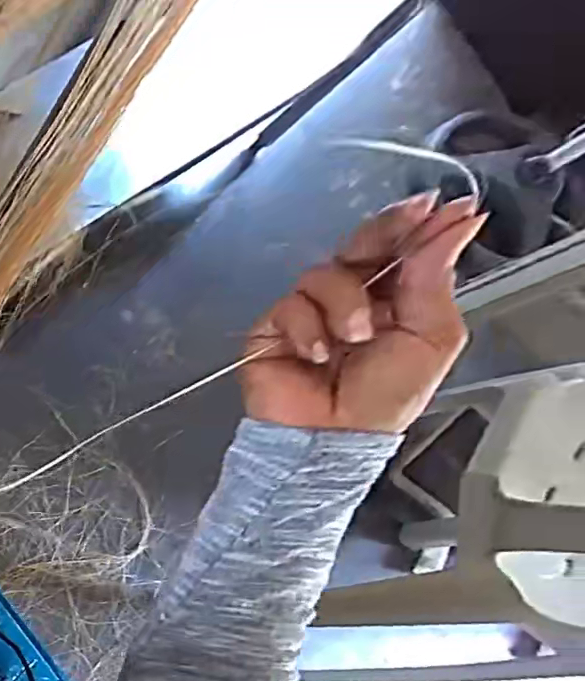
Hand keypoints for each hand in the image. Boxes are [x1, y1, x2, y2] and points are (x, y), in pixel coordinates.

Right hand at [240, 192, 488, 433]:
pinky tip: (315, 354)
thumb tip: (453, 227)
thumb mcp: (432, 333)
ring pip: (321, 277)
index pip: (400, 251)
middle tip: (407, 220)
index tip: (441, 206)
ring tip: (352, 339)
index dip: (416, 225)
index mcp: (393, 298)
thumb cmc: (384, 395)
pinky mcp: (269, 332)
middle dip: (381, 234)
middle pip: (355, 249)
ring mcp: (304, 316)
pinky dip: (307, 329)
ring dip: (343, 305)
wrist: (330, 432)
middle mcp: (347, 300)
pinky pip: (286, 308)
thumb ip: (433, 280)